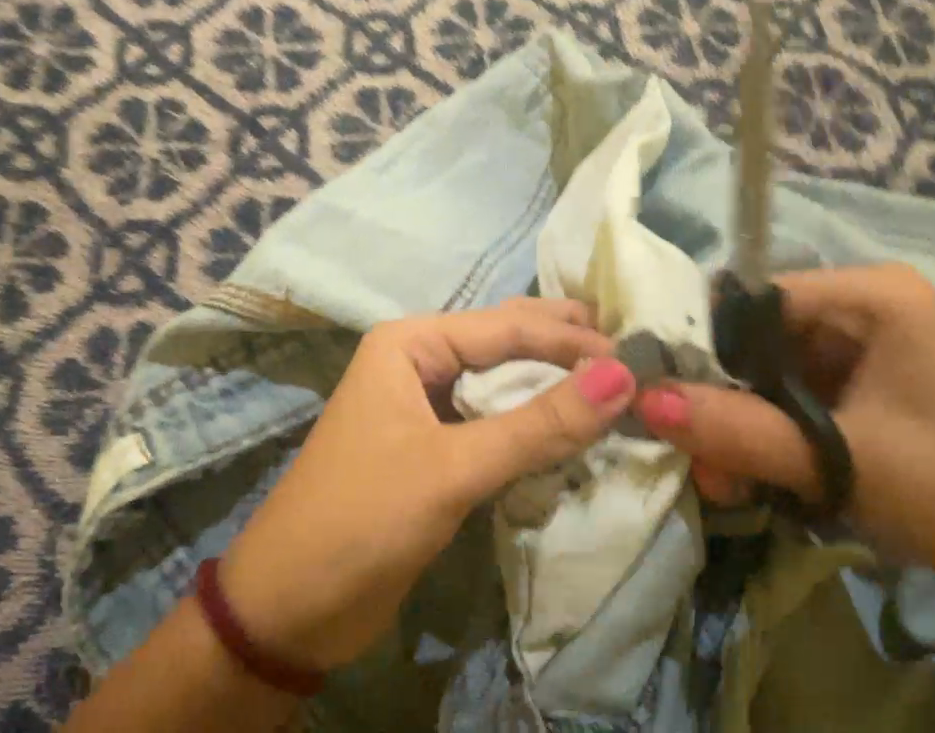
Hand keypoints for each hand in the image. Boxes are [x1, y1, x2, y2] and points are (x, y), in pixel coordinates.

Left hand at [219, 298, 635, 670]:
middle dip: (567, 348)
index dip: (575, 339)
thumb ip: (538, 424)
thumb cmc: (362, 519)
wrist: (290, 608)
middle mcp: (418, 362)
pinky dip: (536, 425)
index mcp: (410, 343)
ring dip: (556, 387)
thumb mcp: (453, 468)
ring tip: (622, 383)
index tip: (643, 354)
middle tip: (641, 353)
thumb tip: (624, 373)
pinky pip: (495, 423)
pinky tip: (577, 427)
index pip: (509, 326)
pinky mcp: (434, 451)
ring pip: (504, 384)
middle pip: (507, 343)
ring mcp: (425, 407)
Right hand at [637, 264, 934, 591]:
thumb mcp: (840, 460)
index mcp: (871, 295)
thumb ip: (738, 430)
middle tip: (700, 465)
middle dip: (724, 404)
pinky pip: (803, 403)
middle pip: (761, 342)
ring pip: (776, 378)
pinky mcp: (876, 393)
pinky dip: (777, 440)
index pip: (753, 300)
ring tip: (728, 487)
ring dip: (745, 430)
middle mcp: (867, 309)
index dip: (703, 347)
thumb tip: (641, 398)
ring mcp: (873, 352)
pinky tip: (763, 484)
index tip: (664, 402)